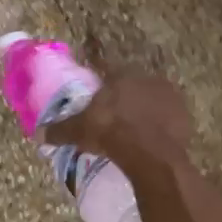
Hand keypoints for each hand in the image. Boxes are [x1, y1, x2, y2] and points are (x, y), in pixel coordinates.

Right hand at [44, 74, 191, 169]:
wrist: (150, 153)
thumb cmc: (110, 132)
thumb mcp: (77, 131)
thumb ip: (58, 130)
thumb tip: (37, 133)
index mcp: (122, 75)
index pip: (108, 67)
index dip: (100, 77)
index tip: (95, 88)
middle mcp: (148, 79)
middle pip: (132, 83)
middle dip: (123, 95)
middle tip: (112, 111)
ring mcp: (170, 96)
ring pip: (152, 99)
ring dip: (143, 109)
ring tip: (131, 127)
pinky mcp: (184, 116)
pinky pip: (167, 117)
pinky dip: (158, 125)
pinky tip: (149, 138)